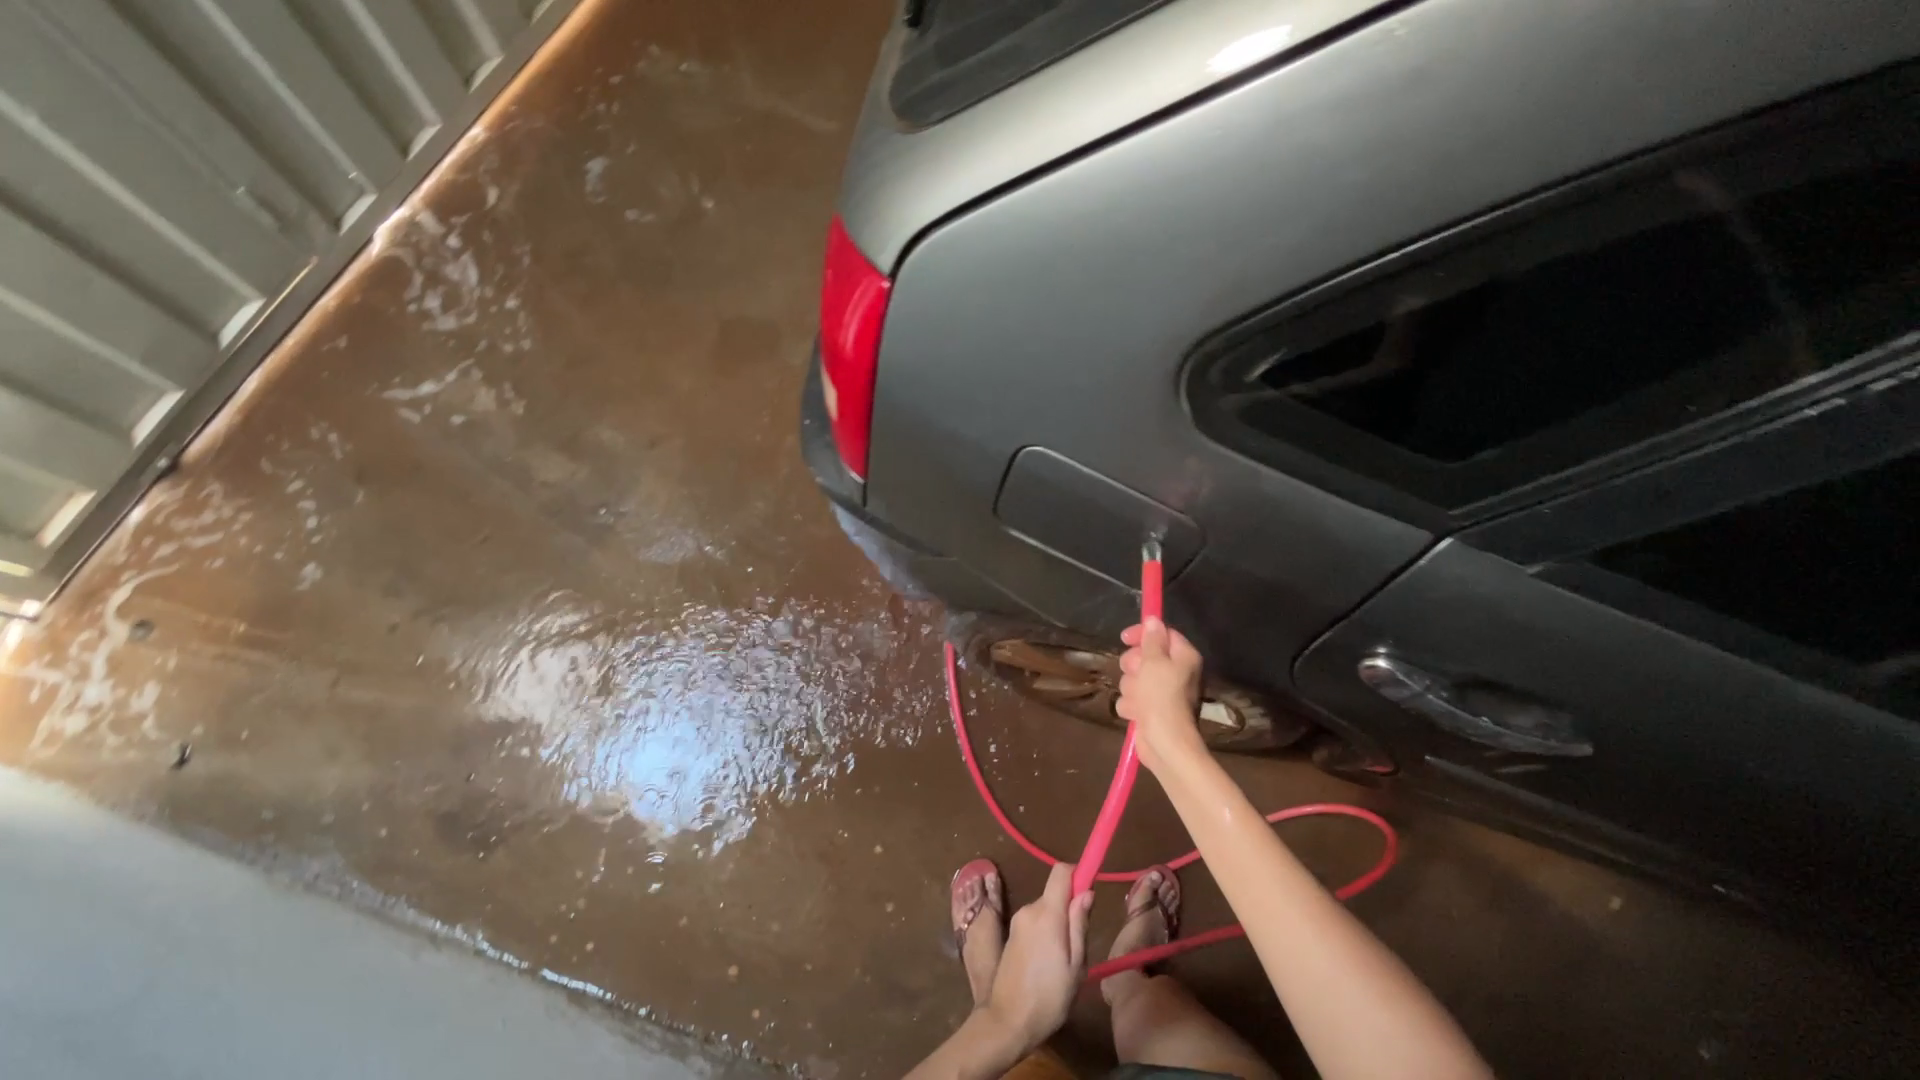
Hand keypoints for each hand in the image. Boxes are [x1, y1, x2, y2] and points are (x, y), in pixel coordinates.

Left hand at [980, 862, 1093, 1051]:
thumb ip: (1079, 924)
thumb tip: (1086, 891)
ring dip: (1058, 925)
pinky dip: (1046, 933)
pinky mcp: (1010, 935)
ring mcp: (1017, 922)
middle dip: (1071, 910)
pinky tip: (1047, 964)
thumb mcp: (1076, 965)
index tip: (1090, 894)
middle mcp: (1029, 910)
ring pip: (1046, 910)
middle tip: (1079, 947)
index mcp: (1047, 914)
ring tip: (1063, 962)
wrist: (1007, 1022)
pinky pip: (1035, 923)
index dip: (1078, 874)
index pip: (1061, 872)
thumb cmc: (1049, 997)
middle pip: (1055, 893)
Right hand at [1116, 618, 1206, 773]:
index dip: (1142, 634)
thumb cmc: (1162, 698)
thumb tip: (1153, 620)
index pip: (1162, 634)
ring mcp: (1162, 692)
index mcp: (1183, 657)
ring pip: (1134, 678)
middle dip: (1134, 666)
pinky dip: (1131, 705)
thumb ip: (1152, 640)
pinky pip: (1132, 698)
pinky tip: (1136, 713)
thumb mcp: (1154, 662)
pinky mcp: (1149, 709)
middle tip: (1137, 674)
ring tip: (1139, 700)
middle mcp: (1175, 672)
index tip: (1124, 638)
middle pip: (1144, 656)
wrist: (1165, 742)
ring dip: (1131, 688)